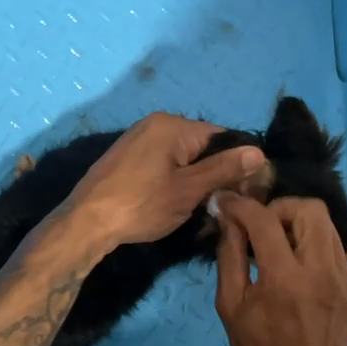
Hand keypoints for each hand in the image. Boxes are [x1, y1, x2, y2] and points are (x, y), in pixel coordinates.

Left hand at [64, 113, 266, 250]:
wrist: (87, 221)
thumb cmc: (141, 204)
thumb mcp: (189, 189)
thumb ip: (224, 169)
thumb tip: (259, 152)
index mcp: (172, 125)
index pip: (221, 136)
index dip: (237, 163)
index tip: (245, 191)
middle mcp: (155, 124)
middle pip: (200, 145)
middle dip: (214, 172)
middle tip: (223, 203)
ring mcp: (138, 139)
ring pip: (181, 156)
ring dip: (194, 178)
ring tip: (200, 206)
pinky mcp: (127, 157)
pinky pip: (162, 162)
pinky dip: (174, 179)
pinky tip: (174, 201)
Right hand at [213, 194, 346, 345]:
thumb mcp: (231, 307)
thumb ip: (230, 258)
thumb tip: (228, 220)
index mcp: (284, 279)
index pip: (264, 220)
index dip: (241, 205)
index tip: (226, 203)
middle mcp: (320, 271)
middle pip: (309, 209)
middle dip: (279, 208)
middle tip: (261, 226)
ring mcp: (344, 278)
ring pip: (327, 224)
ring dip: (299, 223)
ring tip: (279, 243)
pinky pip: (334, 248)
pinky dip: (312, 245)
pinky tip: (297, 267)